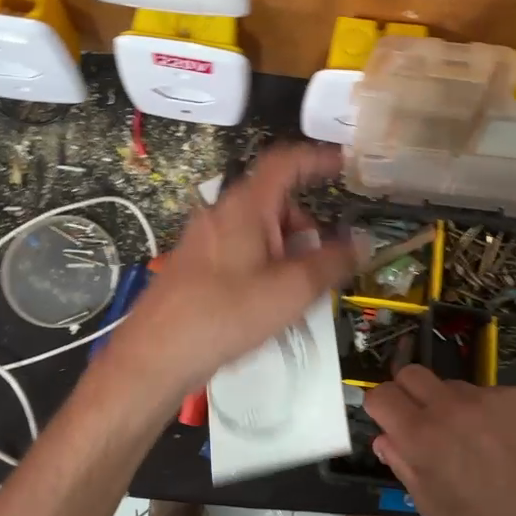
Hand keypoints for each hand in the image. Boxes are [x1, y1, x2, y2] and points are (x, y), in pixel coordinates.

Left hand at [101, 144, 357, 401]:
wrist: (154, 357)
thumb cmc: (223, 317)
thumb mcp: (290, 292)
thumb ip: (331, 263)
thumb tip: (361, 244)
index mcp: (244, 207)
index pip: (286, 162)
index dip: (318, 158)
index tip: (346, 165)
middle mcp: (221, 214)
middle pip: (275, 202)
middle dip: (306, 227)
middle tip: (322, 264)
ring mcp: (205, 239)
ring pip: (259, 230)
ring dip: (287, 252)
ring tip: (296, 294)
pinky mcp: (196, 265)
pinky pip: (242, 252)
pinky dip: (266, 266)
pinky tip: (268, 306)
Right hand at [364, 364, 515, 515]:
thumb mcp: (432, 507)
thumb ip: (403, 465)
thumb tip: (385, 438)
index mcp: (422, 437)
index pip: (380, 395)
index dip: (381, 409)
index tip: (391, 423)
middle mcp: (451, 406)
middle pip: (411, 373)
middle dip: (409, 394)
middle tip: (424, 424)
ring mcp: (489, 397)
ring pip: (454, 386)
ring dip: (452, 406)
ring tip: (474, 443)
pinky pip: (490, 394)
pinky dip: (489, 413)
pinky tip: (505, 443)